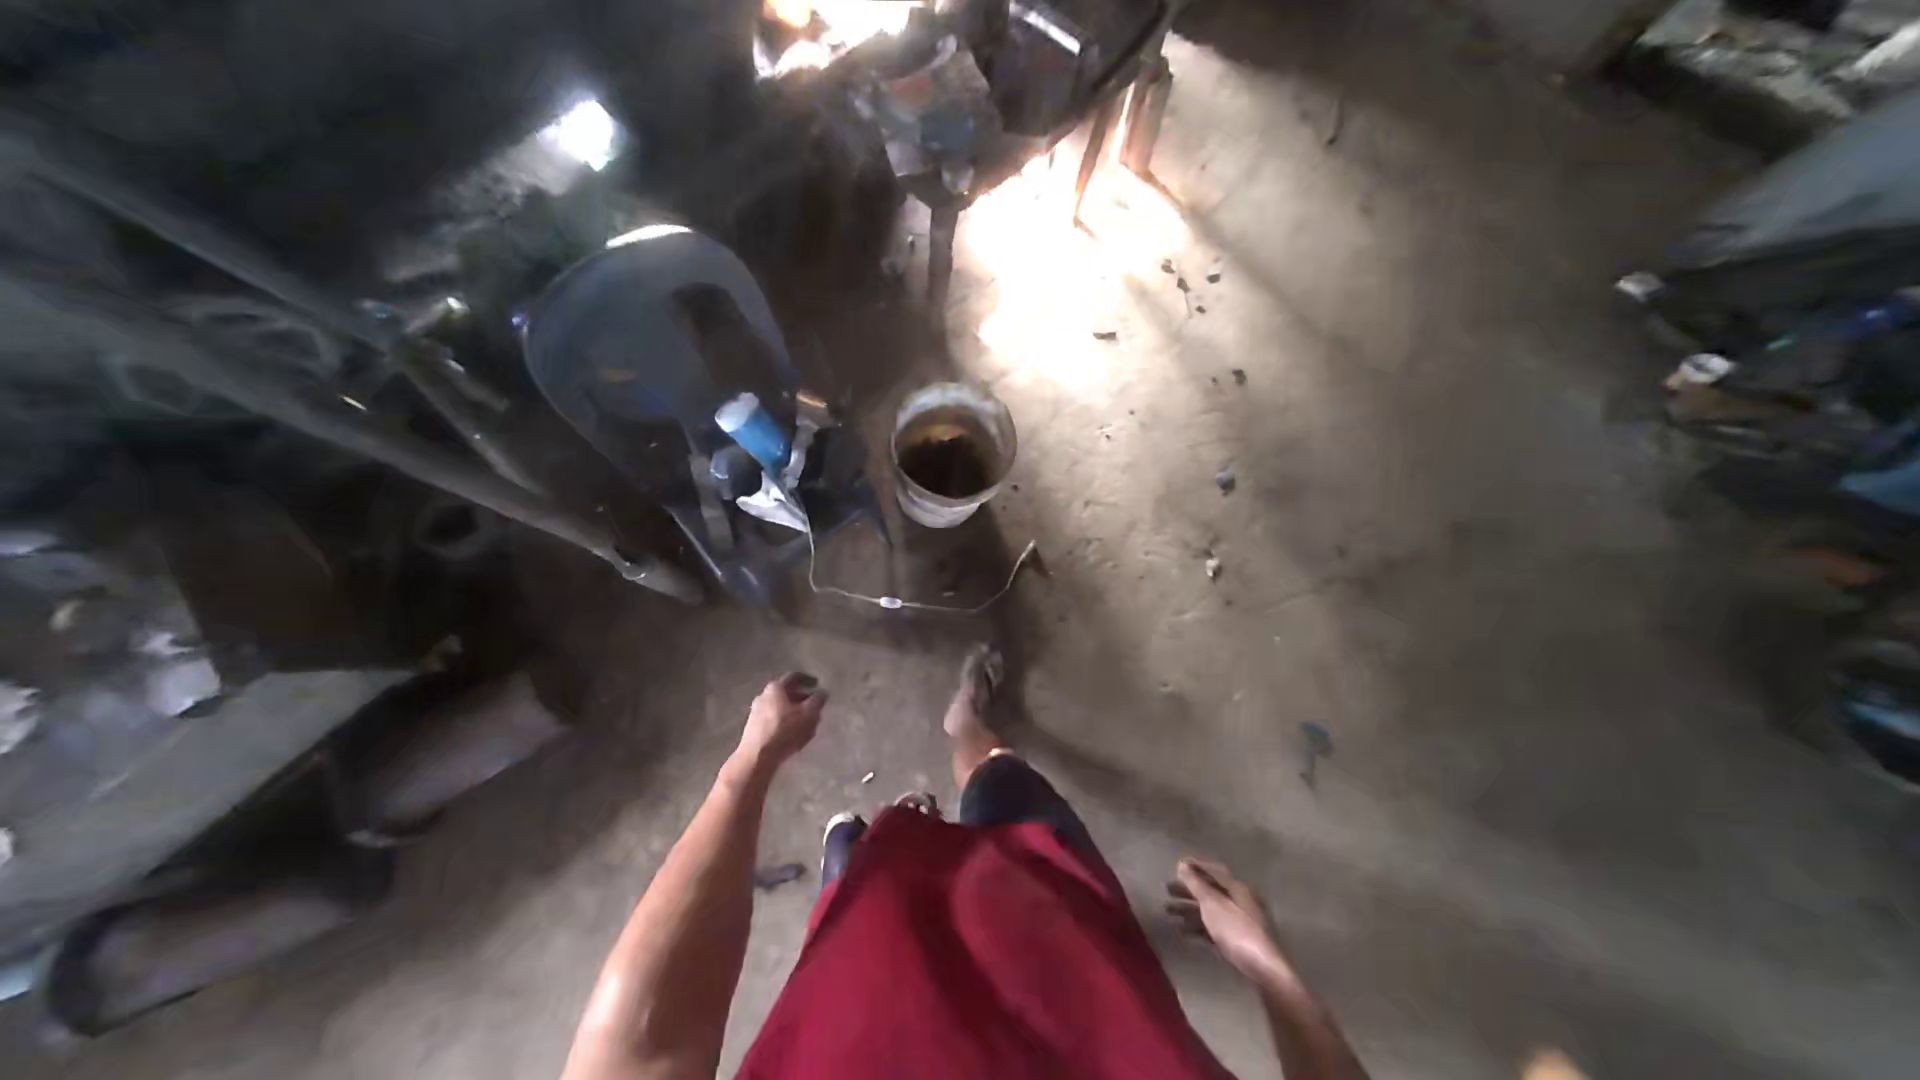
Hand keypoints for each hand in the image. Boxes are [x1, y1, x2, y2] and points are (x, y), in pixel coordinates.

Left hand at [738, 672, 827, 768]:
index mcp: (775, 688)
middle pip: (786, 693)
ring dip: (794, 712)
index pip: (794, 677)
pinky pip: (773, 720)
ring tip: (806, 722)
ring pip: (779, 707)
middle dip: (801, 698)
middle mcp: (763, 696)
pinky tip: (793, 734)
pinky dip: (785, 722)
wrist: (757, 757)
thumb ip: (818, 700)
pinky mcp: (753, 729)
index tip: (817, 684)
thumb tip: (822, 692)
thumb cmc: (785, 731)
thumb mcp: (809, 714)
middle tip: (814, 705)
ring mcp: (756, 713)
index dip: (808, 679)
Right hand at [1167, 857, 1287, 981]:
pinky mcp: (1239, 944)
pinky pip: (1214, 930)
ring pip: (1211, 912)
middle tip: (1167, 890)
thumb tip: (1182, 865)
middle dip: (1189, 891)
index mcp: (1239, 889)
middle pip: (1211, 892)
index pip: (1215, 871)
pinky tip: (1183, 931)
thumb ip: (1196, 884)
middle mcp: (1241, 903)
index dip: (1196, 867)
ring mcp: (1241, 925)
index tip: (1177, 866)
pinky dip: (1198, 928)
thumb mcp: (1213, 904)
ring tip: (1168, 912)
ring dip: (1189, 910)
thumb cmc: (1236, 931)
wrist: (1263, 972)